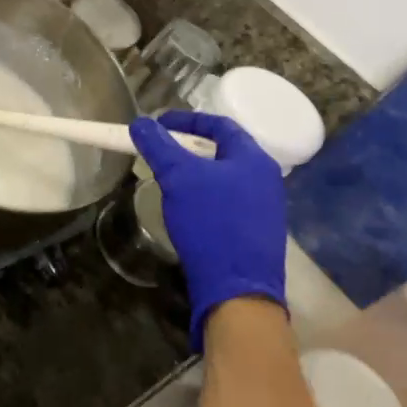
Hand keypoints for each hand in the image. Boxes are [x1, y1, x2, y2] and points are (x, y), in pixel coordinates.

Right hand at [130, 109, 288, 349]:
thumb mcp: (178, 177)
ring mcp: (265, 207)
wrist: (237, 287)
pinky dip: (204, 194)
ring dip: (195, 172)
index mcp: (253, 159)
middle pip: (223, 150)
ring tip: (168, 178)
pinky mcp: (257, 232)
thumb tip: (140, 123)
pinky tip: (186, 207)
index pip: (220, 124)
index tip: (158, 124)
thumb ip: (158, 146)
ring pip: (225, 177)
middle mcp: (266, 179)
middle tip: (160, 150)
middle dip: (188, 147)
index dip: (187, 119)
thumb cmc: (210, 221)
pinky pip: (228, 200)